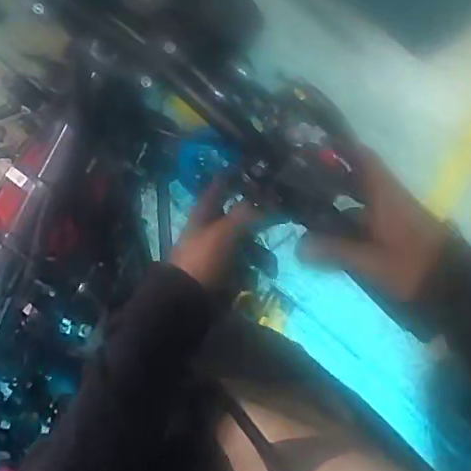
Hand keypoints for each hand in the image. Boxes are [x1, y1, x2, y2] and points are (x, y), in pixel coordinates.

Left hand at [169, 176, 262, 291]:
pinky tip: (262, 276)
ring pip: (247, 242)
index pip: (222, 183)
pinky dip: (256, 269)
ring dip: (261, 253)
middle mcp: (212, 225)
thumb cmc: (205, 258)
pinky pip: (247, 264)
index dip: (239, 174)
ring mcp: (218, 249)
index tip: (262, 169)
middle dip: (261, 218)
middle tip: (282, 217)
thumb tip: (270, 199)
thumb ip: (248, 212)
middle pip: (241, 213)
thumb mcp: (227, 230)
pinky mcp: (225, 271)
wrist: (187, 302)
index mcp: (205, 210)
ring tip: (270, 267)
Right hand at [299, 144, 449, 301]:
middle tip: (303, 174)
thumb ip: (334, 251)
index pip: (363, 158)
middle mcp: (390, 196)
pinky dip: (351, 215)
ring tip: (311, 201)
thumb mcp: (370, 260)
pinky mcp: (399, 231)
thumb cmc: (412, 264)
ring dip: (342, 195)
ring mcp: (396, 214)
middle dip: (334, 173)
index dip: (342, 147)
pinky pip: (369, 213)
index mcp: (384, 193)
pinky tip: (333, 230)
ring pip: (364, 196)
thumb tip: (298, 246)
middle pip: (360, 176)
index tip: (317, 142)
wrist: (454, 284)